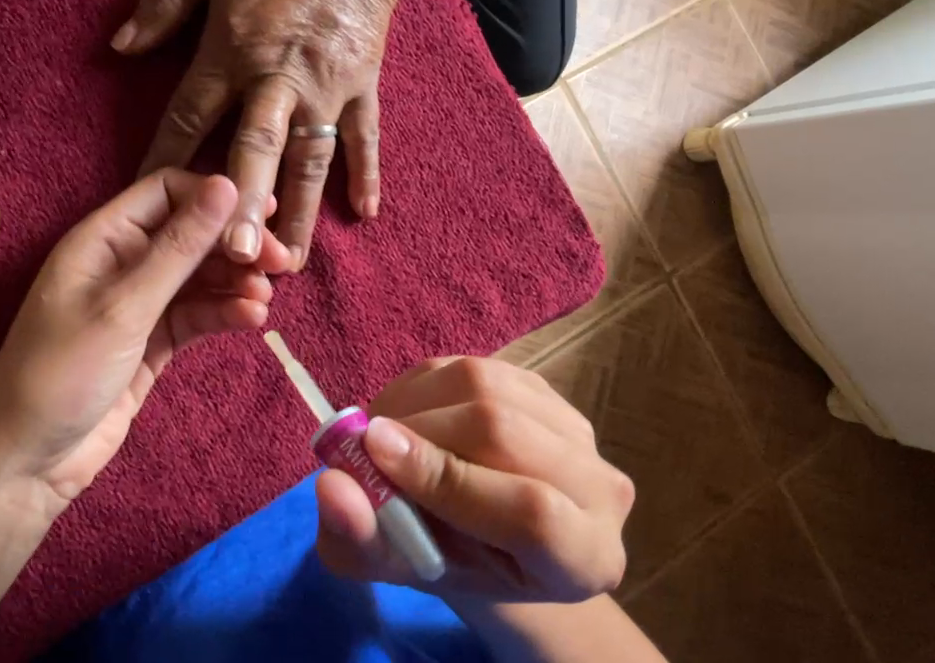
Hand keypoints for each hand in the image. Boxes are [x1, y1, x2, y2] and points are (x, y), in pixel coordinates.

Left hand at [0, 170, 288, 503]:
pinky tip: (251, 319)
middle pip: (190, 234)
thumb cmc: (63, 371)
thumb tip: (226, 184)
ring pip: (198, 276)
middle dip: (234, 244)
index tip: (263, 214)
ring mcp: (139, 303)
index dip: (214, 197)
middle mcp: (123, 262)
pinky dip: (223, 313)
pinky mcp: (153, 342)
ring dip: (234, 282)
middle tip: (281, 262)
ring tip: (264, 298)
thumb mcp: (124, 305)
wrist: (28, 463)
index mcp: (103, 238)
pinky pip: (196, 315)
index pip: (166, 192)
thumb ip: (179, 247)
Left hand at [113, 0, 421, 269]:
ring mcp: (328, 86)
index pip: (189, 115)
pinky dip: (366, 174)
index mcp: (232, 48)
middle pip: (254, 151)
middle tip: (236, 258)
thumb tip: (119, 45)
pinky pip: (364, 137)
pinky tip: (364, 213)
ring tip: (290, 262)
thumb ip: (164, 3)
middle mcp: (278, 78)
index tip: (144, 204)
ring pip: (310, 161)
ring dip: (299, 212)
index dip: (162, 159)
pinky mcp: (365, 83)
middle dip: (243, 206)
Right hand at [315, 357, 634, 603]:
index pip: (531, 512)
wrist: (485, 536)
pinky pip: (474, 365)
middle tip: (362, 444)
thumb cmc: (449, 563)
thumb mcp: (400, 569)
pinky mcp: (543, 388)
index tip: (373, 451)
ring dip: (414, 401)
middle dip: (418, 429)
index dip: (449, 479)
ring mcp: (576, 428)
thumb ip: (363, 540)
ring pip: (487, 385)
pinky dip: (423, 384)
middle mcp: (601, 490)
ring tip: (383, 431)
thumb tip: (333, 485)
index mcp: (583, 559)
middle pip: (504, 432)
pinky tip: (408, 413)